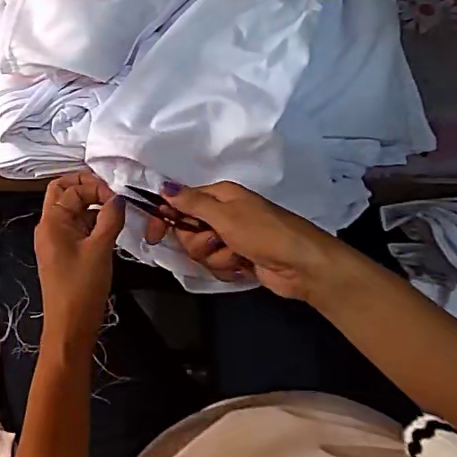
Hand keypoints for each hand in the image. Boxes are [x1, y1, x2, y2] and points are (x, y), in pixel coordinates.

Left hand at [34, 172, 125, 350]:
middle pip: (63, 192)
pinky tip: (110, 228)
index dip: (94, 187)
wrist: (69, 328)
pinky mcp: (63, 253)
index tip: (118, 199)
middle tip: (112, 194)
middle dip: (87, 188)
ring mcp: (54, 240)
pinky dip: (92, 222)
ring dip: (91, 205)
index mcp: (51, 222)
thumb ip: (110, 219)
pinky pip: (76, 227)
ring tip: (116, 211)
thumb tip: (119, 198)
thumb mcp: (100, 250)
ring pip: (70, 210)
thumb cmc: (82, 288)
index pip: (70, 189)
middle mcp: (48, 227)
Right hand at [145, 181, 341, 301]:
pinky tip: (243, 267)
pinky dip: (227, 268)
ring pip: (200, 251)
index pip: (179, 202)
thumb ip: (191, 203)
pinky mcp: (238, 259)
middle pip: (186, 230)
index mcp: (220, 195)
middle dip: (198, 242)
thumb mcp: (225, 214)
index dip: (164, 218)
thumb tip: (164, 187)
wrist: (304, 265)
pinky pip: (215, 265)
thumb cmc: (265, 233)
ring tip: (237, 255)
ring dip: (216, 257)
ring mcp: (230, 238)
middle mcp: (223, 214)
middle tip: (217, 241)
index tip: (153, 235)